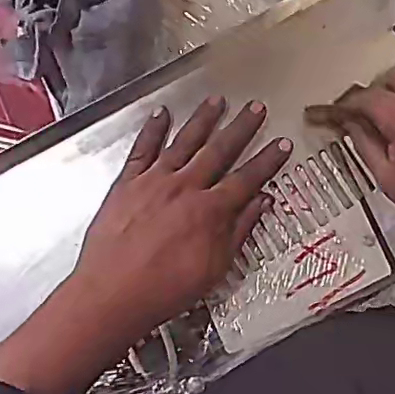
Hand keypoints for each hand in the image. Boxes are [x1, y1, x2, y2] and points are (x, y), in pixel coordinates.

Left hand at [69, 97, 290, 336]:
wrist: (113, 293)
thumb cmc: (164, 289)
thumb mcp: (215, 268)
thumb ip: (238, 231)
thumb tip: (260, 204)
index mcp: (210, 210)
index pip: (247, 178)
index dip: (267, 161)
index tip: (282, 144)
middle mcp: (185, 188)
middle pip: (219, 150)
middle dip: (241, 128)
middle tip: (256, 108)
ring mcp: (154, 181)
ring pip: (184, 142)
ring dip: (203, 119)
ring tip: (217, 100)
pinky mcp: (127, 183)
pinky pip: (143, 149)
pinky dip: (152, 129)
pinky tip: (161, 114)